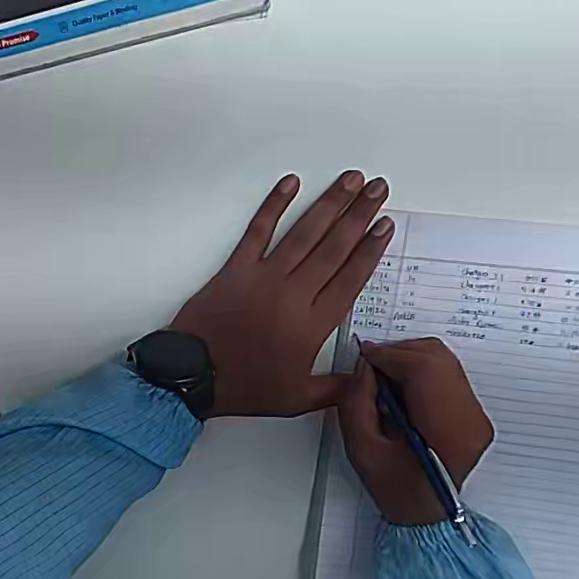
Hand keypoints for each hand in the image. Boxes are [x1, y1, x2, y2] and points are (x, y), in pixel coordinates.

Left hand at [171, 171, 394, 416]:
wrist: (193, 376)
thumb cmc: (242, 386)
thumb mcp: (296, 398)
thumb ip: (334, 389)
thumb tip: (362, 381)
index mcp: (312, 323)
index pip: (350, 278)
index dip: (371, 250)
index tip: (385, 227)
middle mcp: (293, 293)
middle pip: (334, 247)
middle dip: (360, 215)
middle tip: (379, 190)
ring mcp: (264, 276)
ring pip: (304, 233)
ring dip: (329, 203)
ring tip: (350, 180)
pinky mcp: (237, 268)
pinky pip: (258, 230)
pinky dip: (274, 205)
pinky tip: (290, 184)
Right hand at [340, 338, 493, 525]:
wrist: (426, 514)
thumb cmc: (396, 490)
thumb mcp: (361, 449)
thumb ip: (357, 402)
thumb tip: (365, 367)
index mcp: (447, 433)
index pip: (423, 370)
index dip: (389, 356)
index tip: (366, 359)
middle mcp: (470, 421)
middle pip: (435, 357)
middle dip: (398, 353)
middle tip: (373, 368)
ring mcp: (476, 416)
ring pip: (443, 359)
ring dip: (409, 360)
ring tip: (386, 380)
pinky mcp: (473, 412)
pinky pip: (448, 372)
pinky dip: (421, 370)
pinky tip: (402, 389)